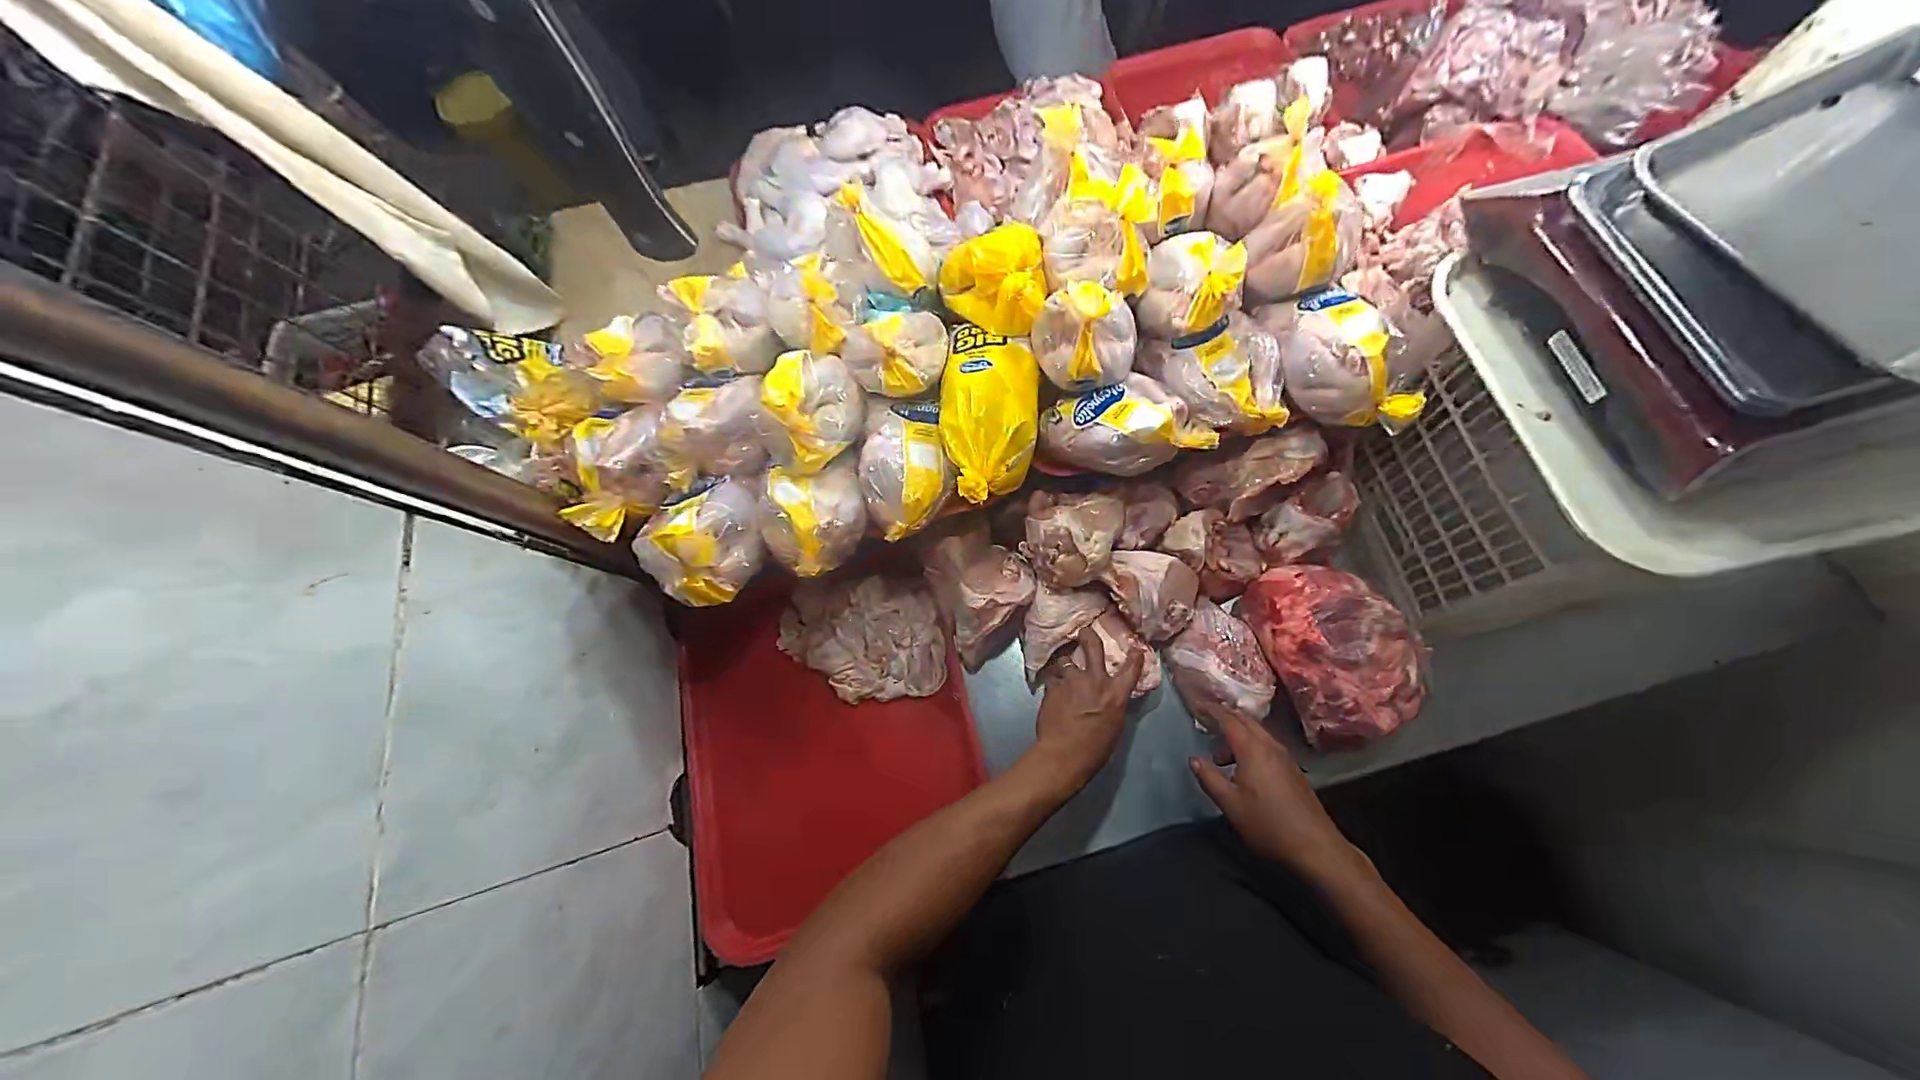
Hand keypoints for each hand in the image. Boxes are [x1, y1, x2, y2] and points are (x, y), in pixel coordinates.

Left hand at [1029, 626, 1143, 794]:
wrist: (1064, 754)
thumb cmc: (1095, 749)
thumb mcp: (1114, 725)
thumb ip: (1112, 704)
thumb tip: (1108, 697)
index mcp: (1115, 694)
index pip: (1130, 669)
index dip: (1135, 657)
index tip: (1136, 648)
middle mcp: (1095, 681)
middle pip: (1092, 646)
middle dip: (1087, 635)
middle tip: (1083, 631)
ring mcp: (1072, 681)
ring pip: (1065, 662)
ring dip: (1064, 666)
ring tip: (1061, 671)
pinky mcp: (1052, 686)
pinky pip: (1053, 678)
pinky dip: (1053, 683)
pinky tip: (1051, 691)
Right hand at [1190, 711, 1365, 883]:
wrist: (1316, 847)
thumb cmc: (1268, 824)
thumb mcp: (1230, 804)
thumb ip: (1209, 778)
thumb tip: (1194, 759)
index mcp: (1253, 750)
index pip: (1229, 720)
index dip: (1212, 710)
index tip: (1197, 706)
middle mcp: (1271, 747)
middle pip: (1246, 721)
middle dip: (1225, 717)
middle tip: (1206, 721)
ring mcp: (1285, 757)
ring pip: (1258, 733)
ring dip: (1238, 734)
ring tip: (1220, 754)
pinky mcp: (1293, 770)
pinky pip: (1267, 745)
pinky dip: (1250, 744)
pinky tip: (1244, 766)